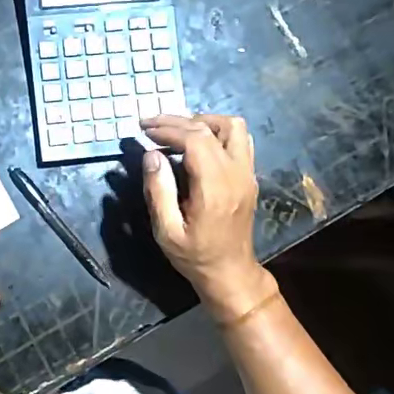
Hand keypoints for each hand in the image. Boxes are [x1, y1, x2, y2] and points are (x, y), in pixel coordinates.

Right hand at [138, 114, 275, 321]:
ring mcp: (247, 173)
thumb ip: (158, 191)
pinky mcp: (249, 176)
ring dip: (204, 122)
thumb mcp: (166, 231)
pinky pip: (240, 140)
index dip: (168, 129)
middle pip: (211, 128)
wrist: (230, 272)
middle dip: (178, 122)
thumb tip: (151, 155)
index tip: (145, 130)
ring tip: (177, 131)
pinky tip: (197, 143)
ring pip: (233, 127)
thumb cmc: (194, 255)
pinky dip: (217, 132)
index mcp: (214, 187)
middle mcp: (236, 174)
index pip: (195, 139)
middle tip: (152, 126)